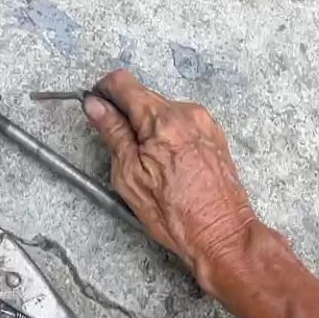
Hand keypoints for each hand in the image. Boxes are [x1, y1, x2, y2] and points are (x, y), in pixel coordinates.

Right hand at [84, 69, 261, 290]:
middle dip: (126, 114)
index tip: (97, 106)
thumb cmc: (176, 215)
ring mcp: (203, 122)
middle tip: (121, 148)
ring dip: (147, 126)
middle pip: (143, 95)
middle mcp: (186, 113)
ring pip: (162, 109)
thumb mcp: (130, 176)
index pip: (123, 82)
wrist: (222, 235)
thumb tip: (96, 105)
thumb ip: (113, 133)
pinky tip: (168, 162)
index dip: (104, 91)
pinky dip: (167, 133)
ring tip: (148, 162)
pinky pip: (180, 121)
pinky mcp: (213, 133)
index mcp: (162, 121)